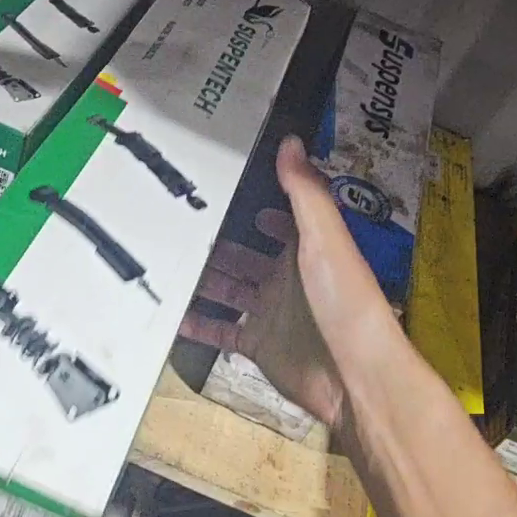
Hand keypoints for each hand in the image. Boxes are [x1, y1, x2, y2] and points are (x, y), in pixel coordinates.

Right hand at [179, 136, 405, 434]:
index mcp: (306, 250)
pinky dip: (198, 324)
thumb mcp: (325, 238)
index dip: (254, 208)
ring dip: (201, 281)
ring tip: (164, 266)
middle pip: (243, 257)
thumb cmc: (344, 301)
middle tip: (175, 231)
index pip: (278, 222)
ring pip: (228, 291)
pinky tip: (171, 314)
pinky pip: (221, 331)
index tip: (218, 195)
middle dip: (215, 245)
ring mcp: (270, 314)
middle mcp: (286, 279)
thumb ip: (304, 192)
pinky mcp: (257, 345)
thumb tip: (290, 141)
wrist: (352, 375)